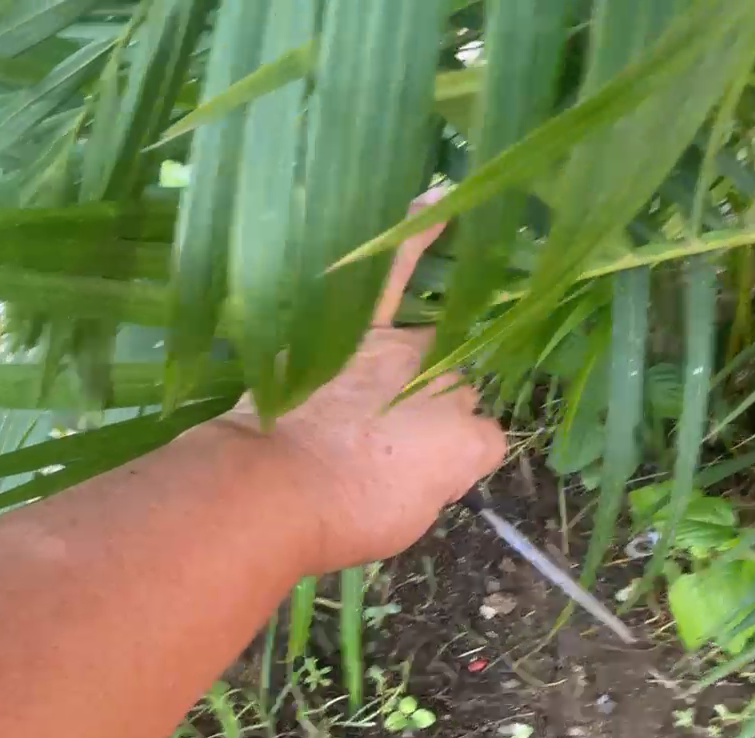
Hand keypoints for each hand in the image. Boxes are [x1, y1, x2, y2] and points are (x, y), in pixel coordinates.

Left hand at [219, 188, 503, 573]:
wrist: (276, 489)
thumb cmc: (343, 519)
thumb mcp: (406, 522)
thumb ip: (432, 481)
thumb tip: (426, 461)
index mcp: (469, 444)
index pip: (479, 443)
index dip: (446, 462)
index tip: (408, 479)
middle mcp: (450, 388)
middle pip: (452, 394)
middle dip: (426, 419)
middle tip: (379, 452)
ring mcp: (405, 353)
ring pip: (429, 351)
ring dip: (412, 374)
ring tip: (381, 401)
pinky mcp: (358, 332)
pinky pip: (390, 274)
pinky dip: (415, 234)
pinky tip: (437, 198)